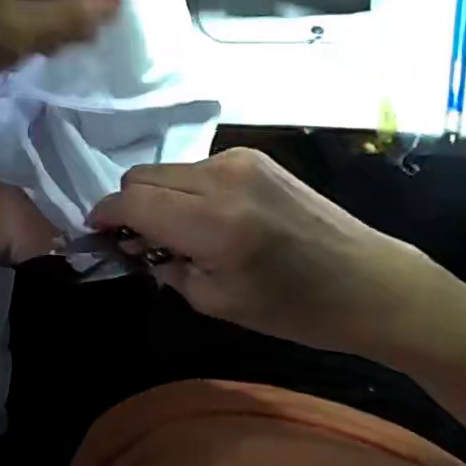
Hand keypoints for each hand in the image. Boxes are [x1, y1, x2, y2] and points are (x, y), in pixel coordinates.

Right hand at [86, 148, 465, 356]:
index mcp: (213, 222)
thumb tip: (137, 245)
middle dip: (129, 206)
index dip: (105, 215)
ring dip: (159, 197)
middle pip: (142, 176)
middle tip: (139, 241)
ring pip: (168, 169)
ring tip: (178, 233)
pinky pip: (198, 168)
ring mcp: (241, 160)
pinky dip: (187, 190)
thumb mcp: (219, 303)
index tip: (95, 232)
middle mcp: (222, 177)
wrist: (371, 282)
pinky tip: (208, 218)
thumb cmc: (297, 309)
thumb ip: (167, 266)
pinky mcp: (256, 157)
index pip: (132, 201)